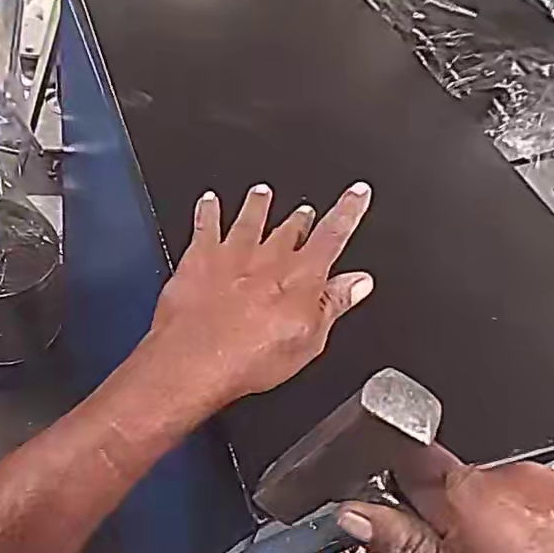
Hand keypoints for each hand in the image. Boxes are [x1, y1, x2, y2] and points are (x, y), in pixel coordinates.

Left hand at [146, 182, 373, 405]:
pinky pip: (206, 225)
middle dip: (300, 218)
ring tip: (262, 193)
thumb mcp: (308, 341)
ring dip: (257, 205)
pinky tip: (209, 202)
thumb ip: (334, 305)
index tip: (357, 193)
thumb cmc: (249, 358)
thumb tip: (358, 283)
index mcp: (300, 276)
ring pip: (249, 219)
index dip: (349, 211)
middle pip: (289, 228)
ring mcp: (231, 254)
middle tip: (305, 210)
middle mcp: (267, 257)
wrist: (195, 359)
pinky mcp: (198, 259)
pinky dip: (209, 211)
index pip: (333, 234)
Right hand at [337, 450, 553, 552]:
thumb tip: (362, 517)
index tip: (381, 521)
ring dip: (482, 534)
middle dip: (436, 523)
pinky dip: (522, 538)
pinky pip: (528, 506)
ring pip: (487, 497)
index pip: (403, 461)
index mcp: (478, 502)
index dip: (383, 491)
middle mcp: (519, 479)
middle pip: (446, 481)